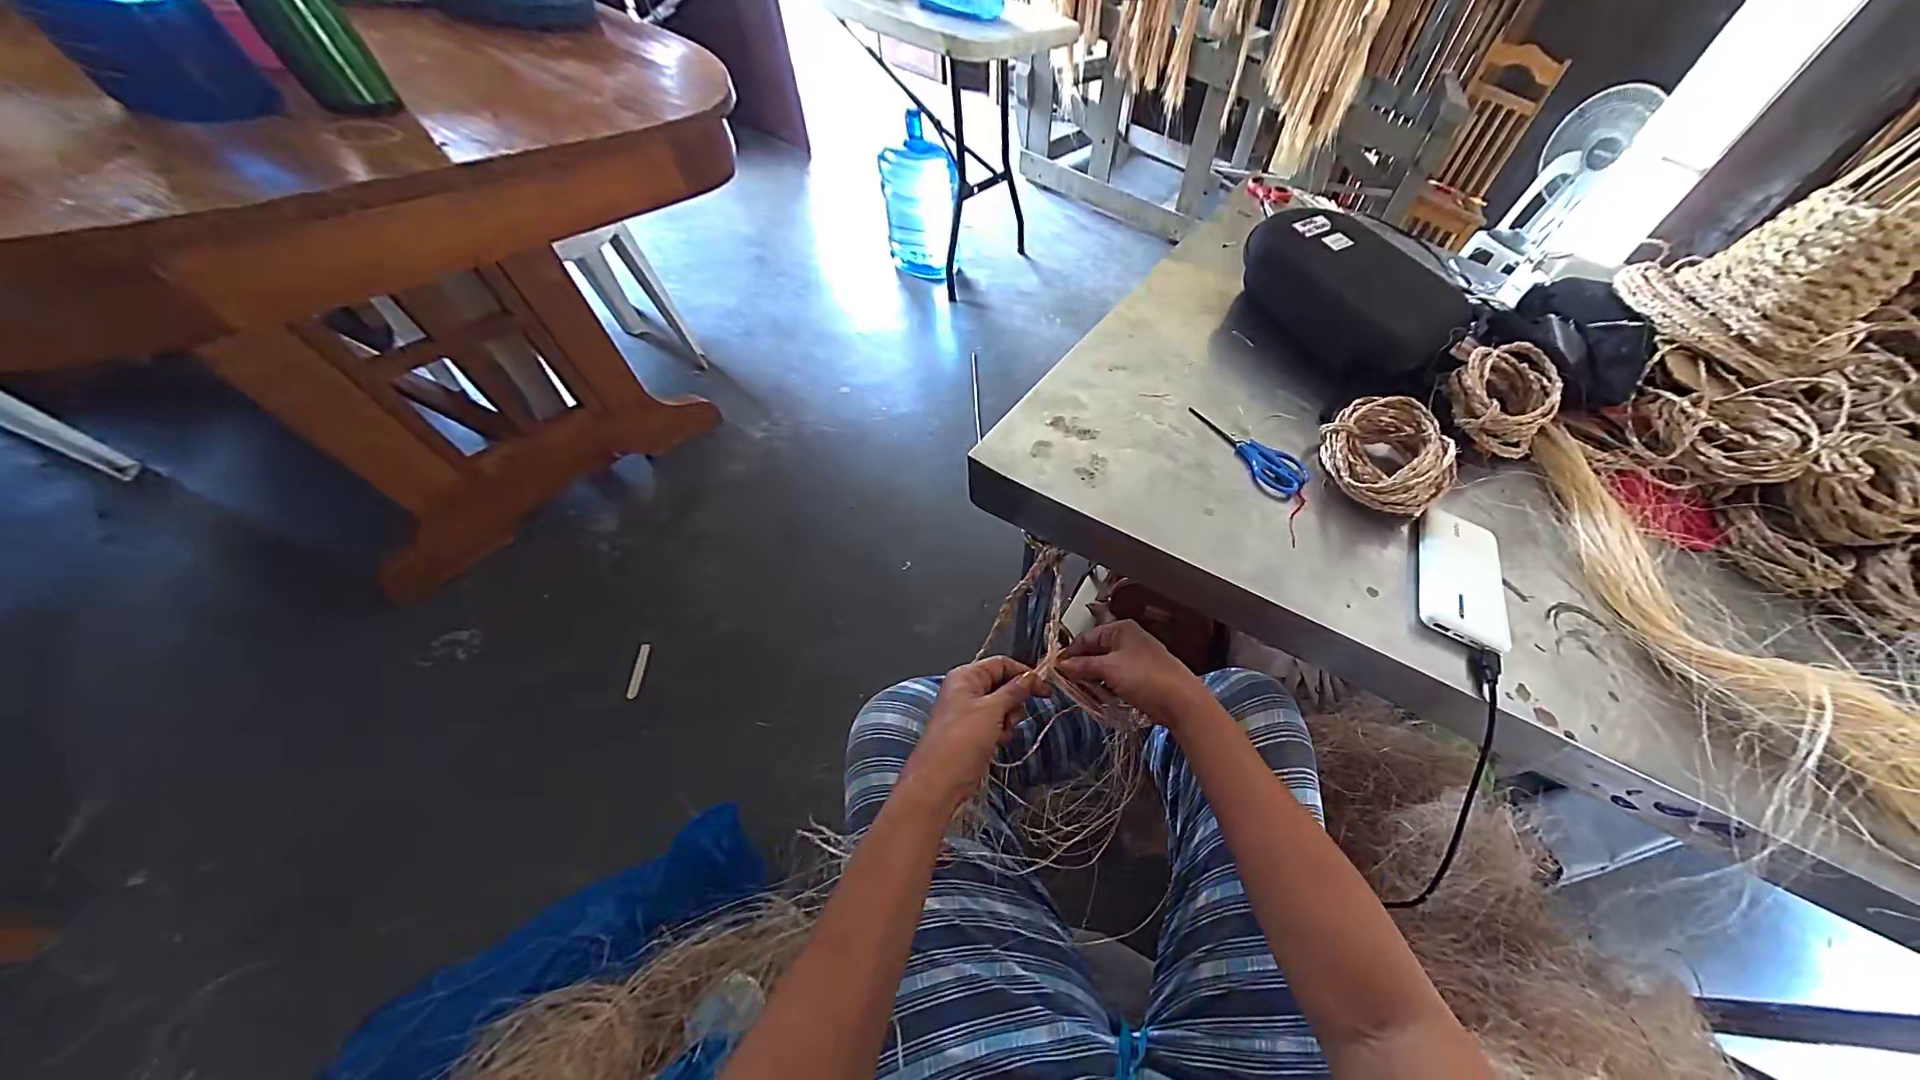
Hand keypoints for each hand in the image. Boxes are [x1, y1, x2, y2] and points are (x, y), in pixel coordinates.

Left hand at [898, 657, 1038, 814]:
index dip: (1023, 673)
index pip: (1001, 664)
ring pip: (1002, 705)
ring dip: (1009, 718)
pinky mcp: (973, 730)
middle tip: (1013, 717)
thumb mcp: (992, 709)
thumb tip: (1032, 676)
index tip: (1045, 688)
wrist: (941, 780)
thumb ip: (1014, 690)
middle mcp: (966, 689)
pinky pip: (996, 722)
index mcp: (966, 676)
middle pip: (1003, 684)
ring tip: (1002, 732)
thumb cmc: (963, 739)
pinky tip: (997, 741)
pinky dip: (1002, 730)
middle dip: (1014, 701)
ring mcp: (969, 710)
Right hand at [1058, 620, 1211, 726]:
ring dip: (1094, 679)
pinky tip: (1102, 697)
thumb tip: (1063, 665)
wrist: (1181, 702)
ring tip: (1086, 692)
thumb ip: (1083, 666)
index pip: (1086, 637)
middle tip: (1069, 683)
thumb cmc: (1146, 677)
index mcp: (1121, 629)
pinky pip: (1116, 679)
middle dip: (1082, 667)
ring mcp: (1136, 659)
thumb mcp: (1108, 668)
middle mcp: (1128, 640)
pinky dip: (1107, 687)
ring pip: (1105, 667)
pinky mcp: (1141, 677)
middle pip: (1095, 651)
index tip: (1057, 668)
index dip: (1070, 653)